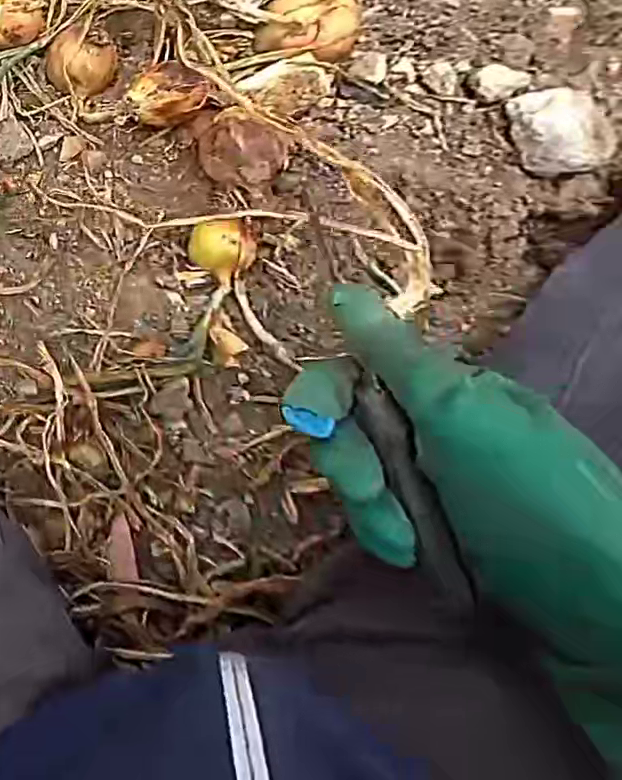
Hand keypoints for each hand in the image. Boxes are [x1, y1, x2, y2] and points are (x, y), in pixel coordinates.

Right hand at [290, 287, 621, 685]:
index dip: (318, 398)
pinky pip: (362, 510)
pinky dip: (377, 530)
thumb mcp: (463, 419)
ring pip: (343, 469)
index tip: (310, 424)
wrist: (604, 610)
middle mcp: (424, 425)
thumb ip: (396, 356)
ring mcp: (420, 474)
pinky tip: (408, 550)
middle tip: (373, 491)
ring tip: (405, 538)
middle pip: (335, 424)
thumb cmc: (535, 500)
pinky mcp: (416, 518)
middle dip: (346, 461)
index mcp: (441, 391)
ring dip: (365, 504)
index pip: (344, 374)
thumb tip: (342, 292)